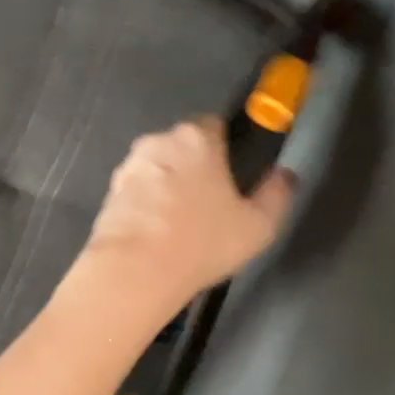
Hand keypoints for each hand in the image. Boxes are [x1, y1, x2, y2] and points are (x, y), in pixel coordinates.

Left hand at [67, 118, 294, 326]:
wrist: (134, 270)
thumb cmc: (202, 241)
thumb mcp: (258, 226)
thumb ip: (276, 195)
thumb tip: (285, 175)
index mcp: (196, 138)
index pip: (215, 124)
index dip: (226, 148)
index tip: (233, 176)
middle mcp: (158, 141)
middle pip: (183, 146)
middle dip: (196, 167)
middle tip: (211, 205)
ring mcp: (129, 165)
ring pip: (158, 168)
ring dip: (169, 185)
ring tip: (181, 225)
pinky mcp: (109, 191)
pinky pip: (137, 190)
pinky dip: (147, 204)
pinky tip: (156, 234)